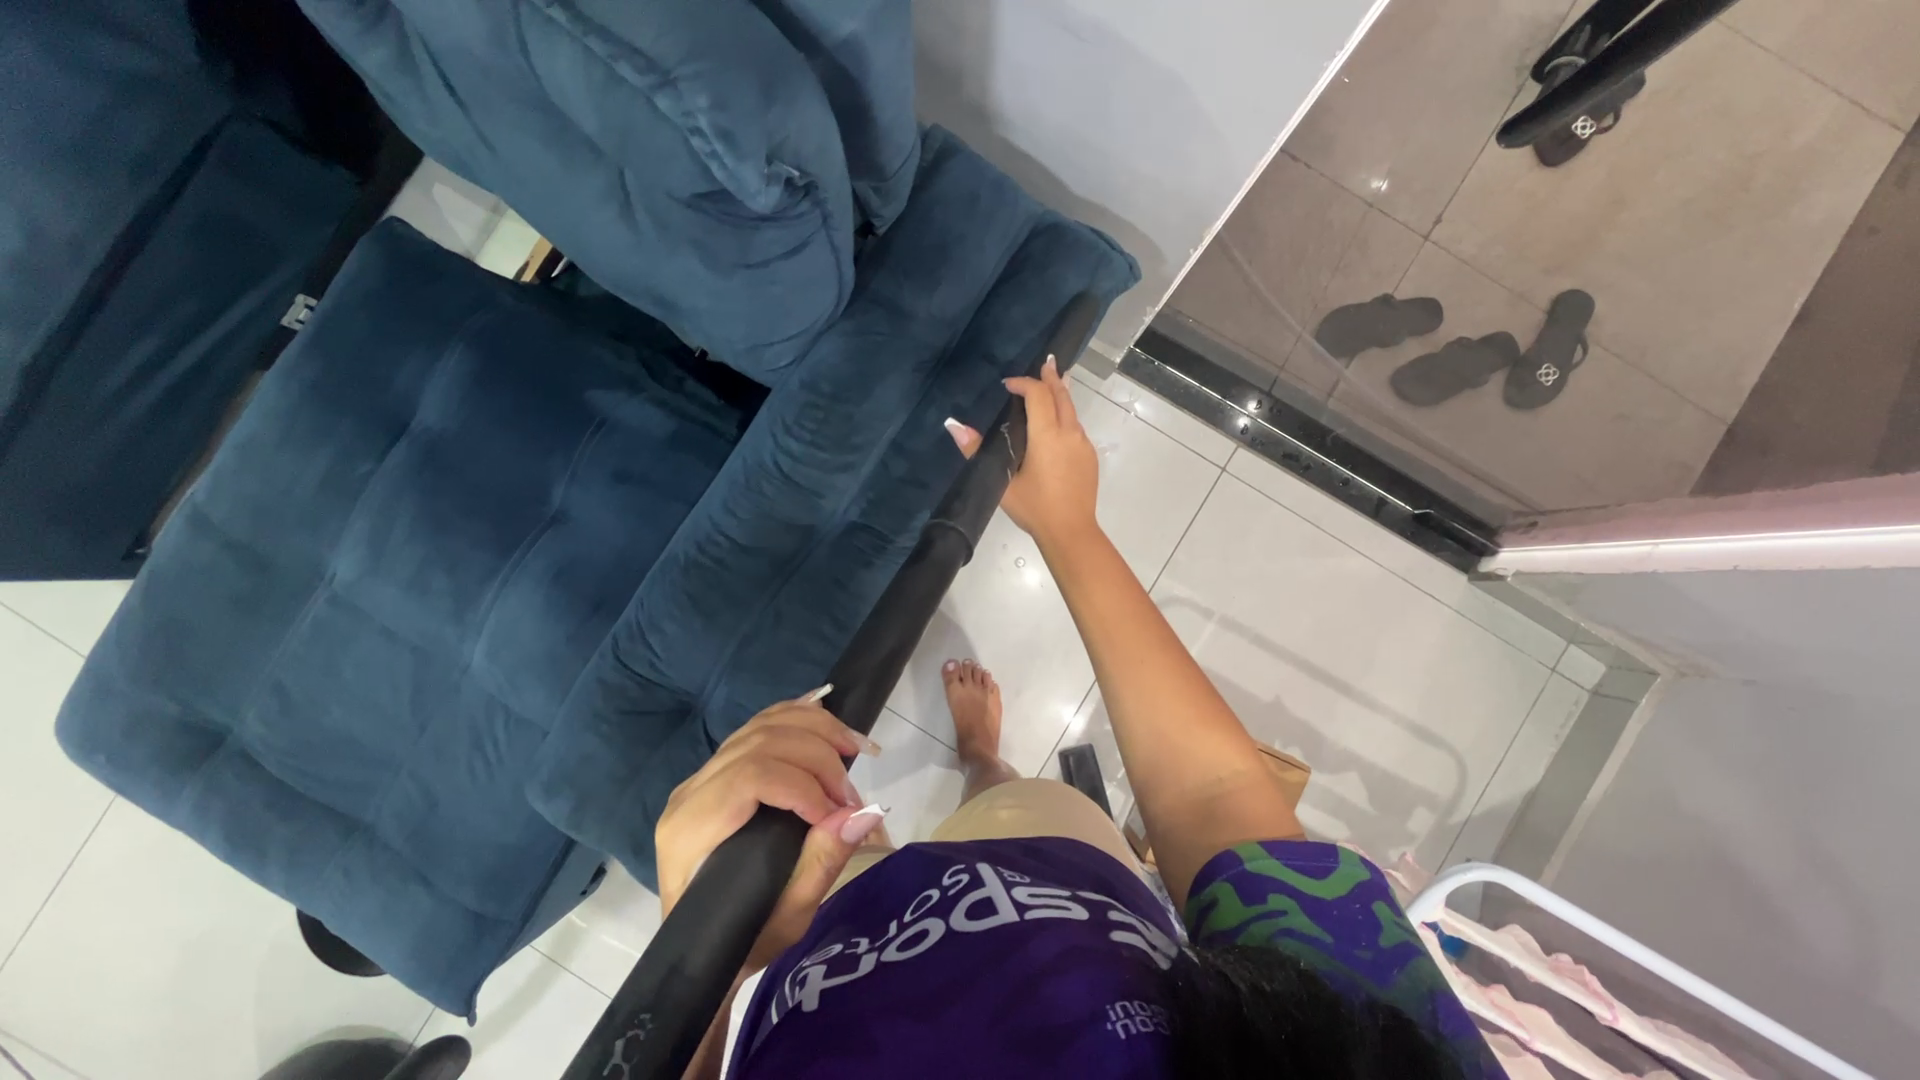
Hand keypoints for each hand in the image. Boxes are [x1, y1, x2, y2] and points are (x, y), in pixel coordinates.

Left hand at [655, 693, 887, 973]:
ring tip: (854, 750)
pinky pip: (758, 725)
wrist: (703, 949)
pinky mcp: (719, 771)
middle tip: (852, 796)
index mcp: (692, 830)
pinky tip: (826, 715)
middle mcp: (690, 793)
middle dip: (819, 759)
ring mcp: (702, 777)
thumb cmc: (741, 939)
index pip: (752, 775)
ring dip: (815, 729)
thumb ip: (820, 863)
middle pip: (761, 742)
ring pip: (761, 725)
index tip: (838, 815)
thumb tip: (862, 814)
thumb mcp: (787, 917)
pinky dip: (796, 715)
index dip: (804, 784)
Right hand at [945, 355, 1100, 548]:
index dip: (1023, 383)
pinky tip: (1057, 426)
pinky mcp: (1090, 458)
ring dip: (1060, 397)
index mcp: (1048, 435)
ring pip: (1072, 411)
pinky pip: (1076, 428)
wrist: (1071, 532)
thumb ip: (977, 451)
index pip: (1038, 394)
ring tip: (1051, 388)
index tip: (1008, 384)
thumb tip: (954, 425)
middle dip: (1050, 378)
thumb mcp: (1002, 480)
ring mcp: (1083, 445)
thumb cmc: (1034, 507)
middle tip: (1044, 364)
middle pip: (1062, 395)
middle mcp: (1070, 433)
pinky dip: (1065, 416)